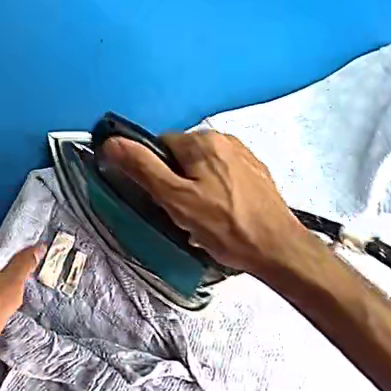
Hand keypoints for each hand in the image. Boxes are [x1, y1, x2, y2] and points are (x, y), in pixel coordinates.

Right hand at [102, 131, 314, 276]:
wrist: (279, 249)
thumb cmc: (226, 226)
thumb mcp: (174, 199)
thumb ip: (141, 167)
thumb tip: (112, 142)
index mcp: (202, 141)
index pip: (160, 147)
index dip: (156, 175)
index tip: (164, 200)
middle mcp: (225, 140)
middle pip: (182, 158)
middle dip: (177, 184)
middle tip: (183, 214)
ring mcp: (244, 157)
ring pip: (203, 170)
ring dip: (197, 191)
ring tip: (205, 221)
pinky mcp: (257, 175)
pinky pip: (224, 179)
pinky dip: (218, 195)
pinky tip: (223, 219)